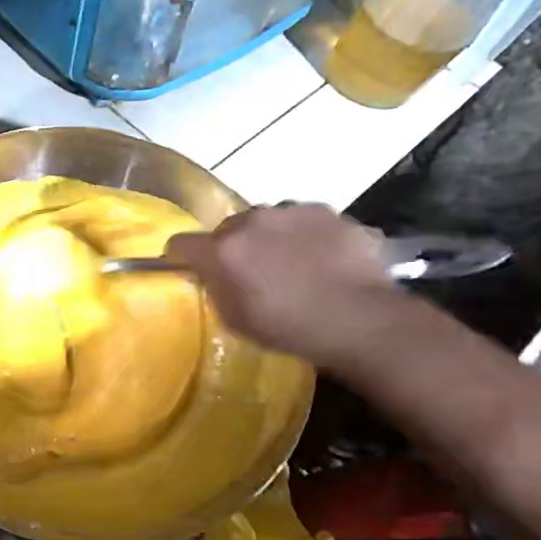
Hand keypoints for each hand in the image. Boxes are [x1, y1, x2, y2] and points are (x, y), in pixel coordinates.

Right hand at [166, 203, 398, 364]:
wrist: (357, 319)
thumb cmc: (288, 328)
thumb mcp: (236, 320)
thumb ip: (217, 288)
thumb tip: (213, 275)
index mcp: (224, 249)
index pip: (182, 244)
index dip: (183, 258)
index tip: (192, 271)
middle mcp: (255, 219)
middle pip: (230, 228)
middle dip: (235, 247)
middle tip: (251, 274)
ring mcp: (296, 211)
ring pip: (271, 221)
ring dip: (273, 238)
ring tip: (294, 267)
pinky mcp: (332, 213)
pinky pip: (308, 223)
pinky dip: (310, 239)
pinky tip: (324, 264)